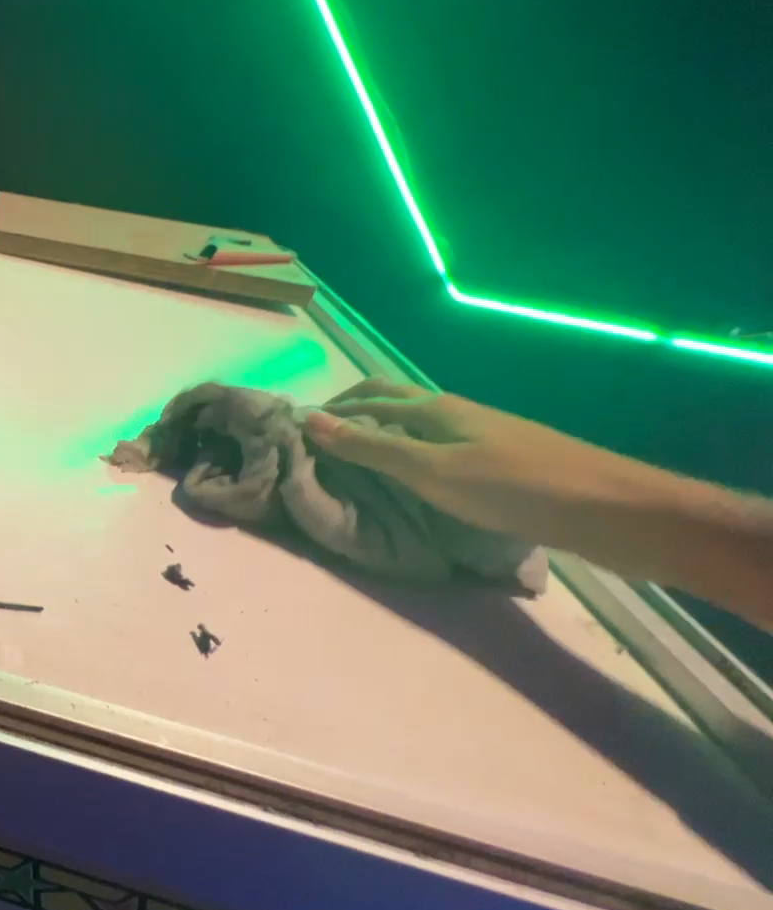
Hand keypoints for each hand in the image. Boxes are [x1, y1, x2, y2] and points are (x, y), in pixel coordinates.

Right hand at [300, 378, 636, 541]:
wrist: (614, 512)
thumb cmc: (513, 488)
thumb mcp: (429, 470)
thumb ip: (368, 448)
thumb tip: (308, 420)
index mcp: (433, 409)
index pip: (367, 397)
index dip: (330, 410)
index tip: (296, 431)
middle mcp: (453, 412)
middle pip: (392, 402)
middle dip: (352, 412)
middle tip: (320, 442)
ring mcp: (480, 434)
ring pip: (415, 425)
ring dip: (380, 433)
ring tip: (355, 460)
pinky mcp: (500, 460)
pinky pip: (437, 446)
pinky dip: (408, 452)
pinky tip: (409, 477)